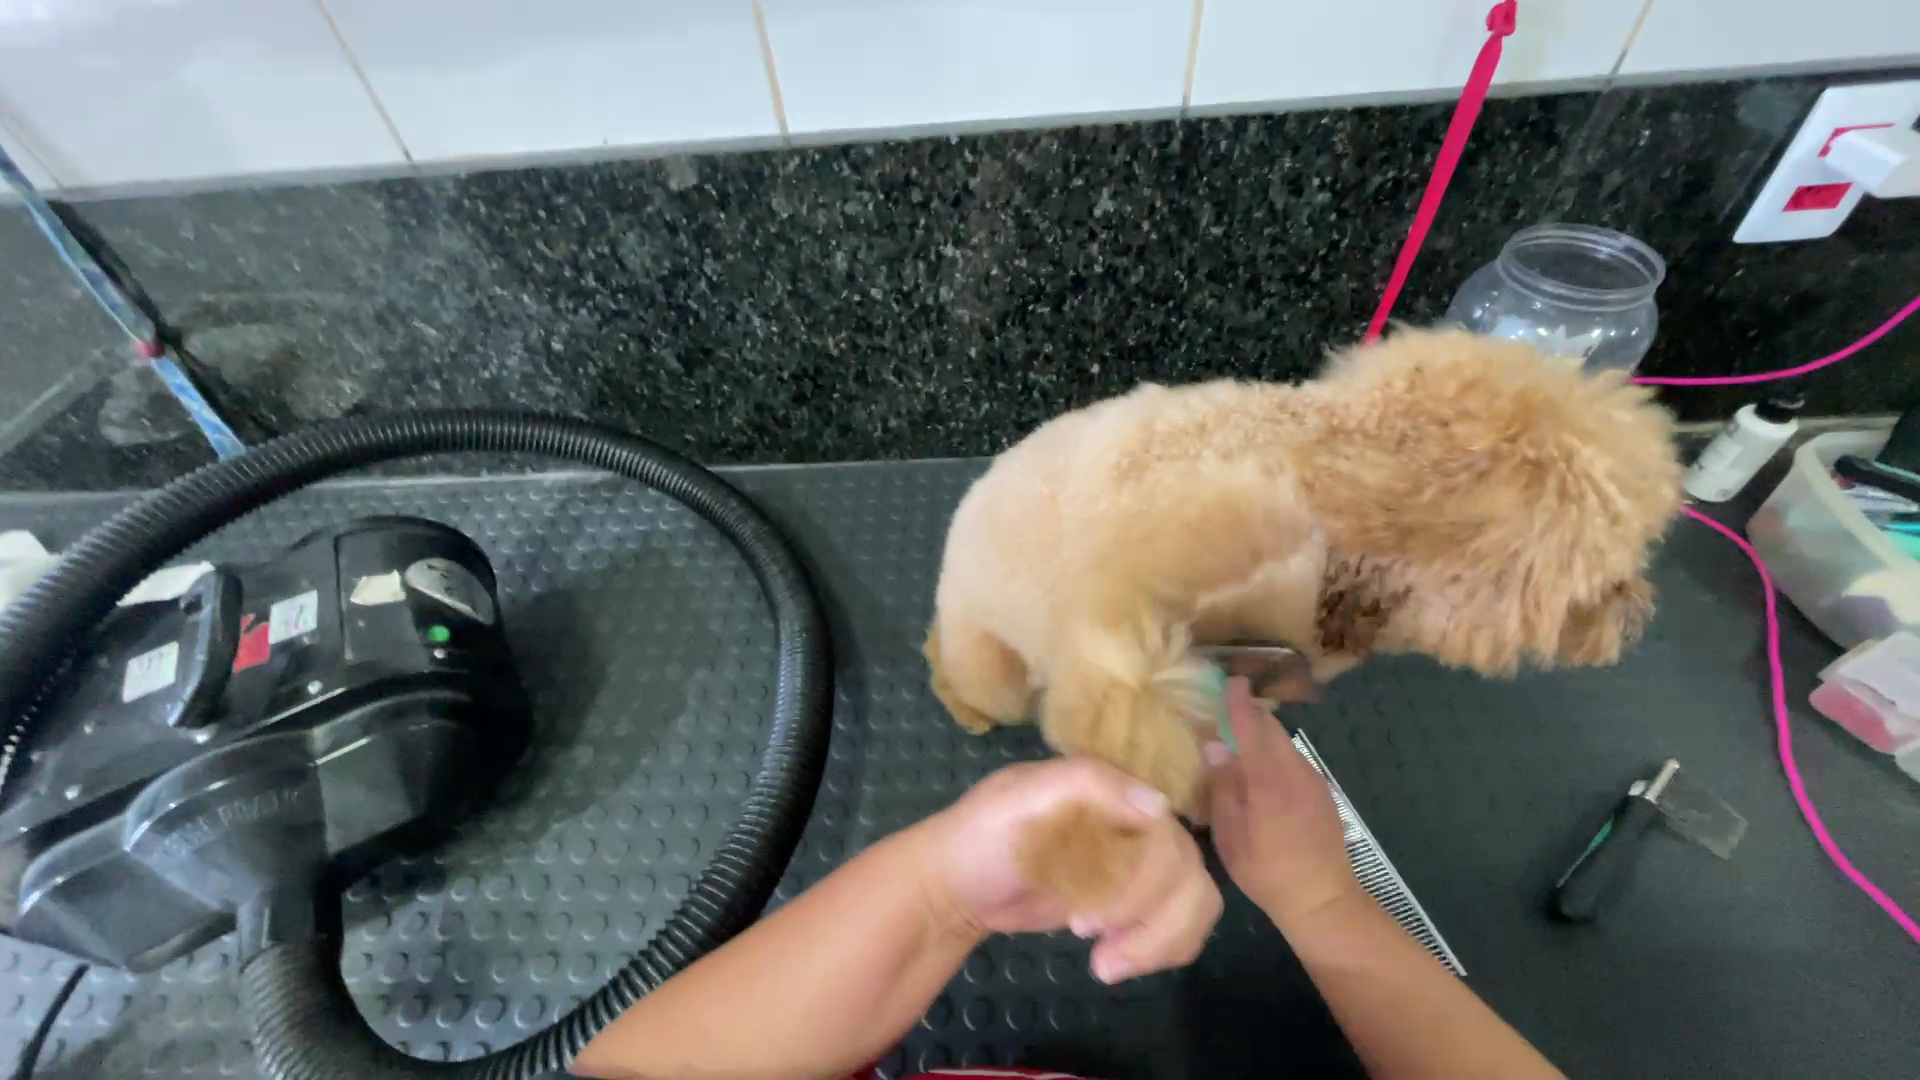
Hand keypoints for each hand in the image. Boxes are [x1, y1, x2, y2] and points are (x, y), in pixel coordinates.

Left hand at [911, 757, 1222, 983]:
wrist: (956, 885)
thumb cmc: (982, 836)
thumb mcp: (1022, 798)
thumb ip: (1088, 784)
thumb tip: (1160, 805)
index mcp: (1111, 785)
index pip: (1164, 831)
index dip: (1141, 883)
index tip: (1086, 916)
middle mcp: (1132, 816)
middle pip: (1186, 869)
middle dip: (1147, 917)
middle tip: (1084, 934)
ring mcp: (1135, 857)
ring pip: (1195, 897)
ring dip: (1161, 939)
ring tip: (1105, 964)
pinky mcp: (1132, 896)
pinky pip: (1181, 920)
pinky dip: (1162, 947)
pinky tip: (1118, 961)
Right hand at [1206, 676, 1361, 930]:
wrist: (1324, 901)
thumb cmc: (1267, 872)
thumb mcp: (1231, 836)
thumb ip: (1223, 787)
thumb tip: (1214, 746)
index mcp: (1268, 782)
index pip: (1251, 729)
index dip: (1238, 703)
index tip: (1230, 680)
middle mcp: (1294, 772)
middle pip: (1271, 728)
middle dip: (1249, 713)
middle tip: (1223, 709)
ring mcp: (1313, 781)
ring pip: (1284, 742)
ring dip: (1262, 734)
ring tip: (1237, 740)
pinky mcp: (1322, 792)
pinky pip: (1293, 759)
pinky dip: (1274, 752)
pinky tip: (1260, 770)